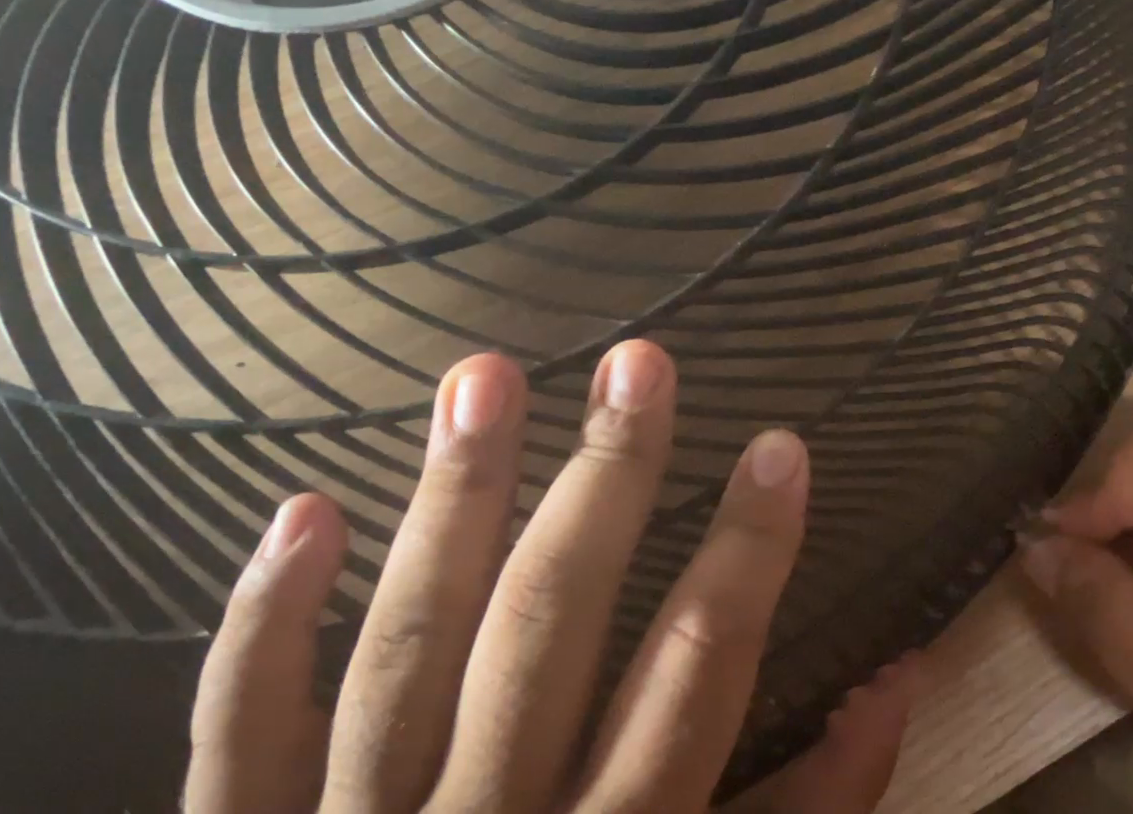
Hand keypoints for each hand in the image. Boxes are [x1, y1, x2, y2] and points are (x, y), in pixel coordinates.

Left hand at [186, 341, 915, 813]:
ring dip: (453, 501)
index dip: (748, 552)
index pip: (700, 669)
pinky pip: (236, 737)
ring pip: (407, 646)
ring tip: (484, 378)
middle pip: (552, 627)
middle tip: (637, 363)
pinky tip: (302, 510)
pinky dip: (262, 626)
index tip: (782, 445)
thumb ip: (816, 808)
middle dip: (606, 484)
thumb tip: (896, 681)